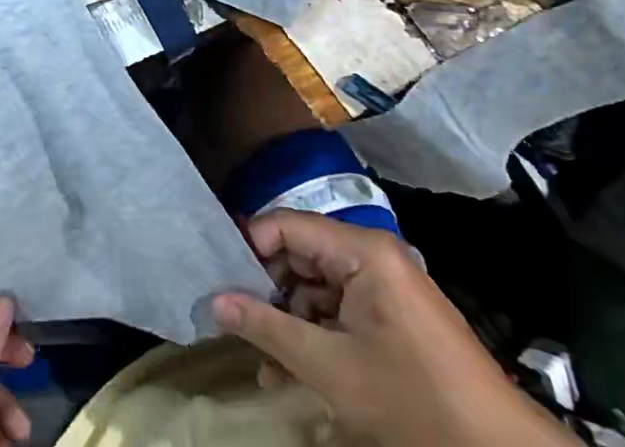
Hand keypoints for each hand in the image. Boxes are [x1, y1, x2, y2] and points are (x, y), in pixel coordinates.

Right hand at [213, 211, 577, 446]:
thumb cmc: (411, 399)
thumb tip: (213, 302)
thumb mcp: (329, 366)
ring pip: (315, 286)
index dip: (249, 249)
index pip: (286, 225)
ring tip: (266, 364)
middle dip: (267, 292)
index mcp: (361, 250)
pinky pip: (338, 308)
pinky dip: (314, 334)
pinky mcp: (391, 313)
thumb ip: (266, 327)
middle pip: (299, 254)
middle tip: (238, 325)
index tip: (220, 282)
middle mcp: (371, 255)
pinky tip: (292, 372)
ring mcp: (384, 285)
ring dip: (287, 321)